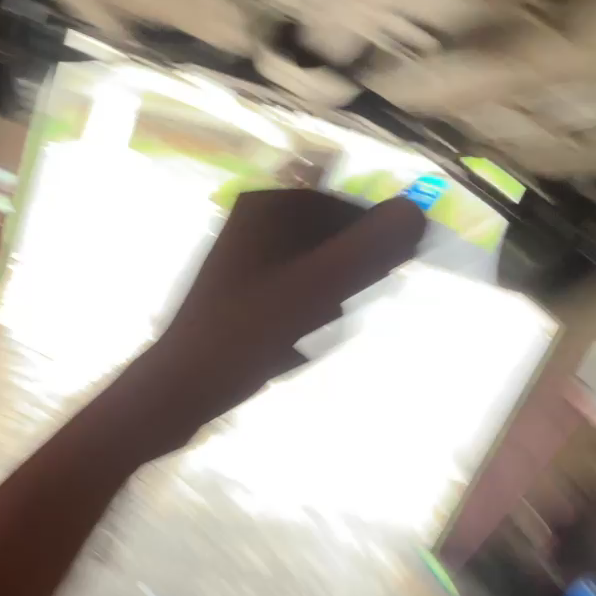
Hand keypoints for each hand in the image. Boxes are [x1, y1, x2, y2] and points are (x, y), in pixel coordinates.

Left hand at [107, 191, 424, 458]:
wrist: (178, 390)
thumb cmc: (243, 336)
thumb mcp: (313, 290)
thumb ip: (368, 247)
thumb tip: (417, 208)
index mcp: (265, 208)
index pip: (346, 205)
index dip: (373, 239)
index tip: (385, 277)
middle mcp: (252, 225)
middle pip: (331, 239)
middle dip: (344, 278)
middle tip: (329, 313)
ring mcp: (245, 261)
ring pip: (315, 271)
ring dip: (327, 301)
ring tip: (306, 332)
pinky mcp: (241, 296)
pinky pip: (294, 297)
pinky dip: (304, 317)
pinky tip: (291, 347)